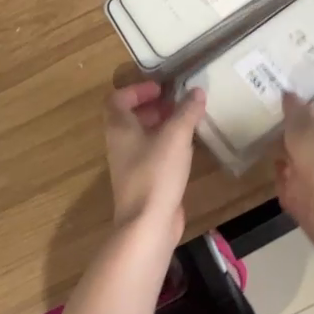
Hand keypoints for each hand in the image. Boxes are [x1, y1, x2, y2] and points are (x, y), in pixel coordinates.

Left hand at [103, 82, 205, 231]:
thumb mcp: (175, 137)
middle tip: (178, 104)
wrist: (147, 223)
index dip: (137, 90)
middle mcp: (120, 144)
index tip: (161, 89)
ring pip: (142, 137)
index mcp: (119, 128)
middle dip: (153, 107)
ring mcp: (130, 165)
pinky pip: (152, 154)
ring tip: (187, 123)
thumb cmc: (156, 173)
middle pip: (130, 117)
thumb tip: (197, 91)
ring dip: (161, 126)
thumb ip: (186, 112)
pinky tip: (187, 150)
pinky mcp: (143, 181)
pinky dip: (166, 146)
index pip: (117, 99)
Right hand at [274, 94, 313, 230]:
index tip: (293, 94)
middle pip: (313, 129)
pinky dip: (279, 169)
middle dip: (295, 125)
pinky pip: (289, 173)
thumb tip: (288, 95)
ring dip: (285, 147)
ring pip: (300, 152)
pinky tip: (266, 158)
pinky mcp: (306, 187)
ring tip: (263, 133)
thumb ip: (293, 103)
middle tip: (272, 113)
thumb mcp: (301, 113)